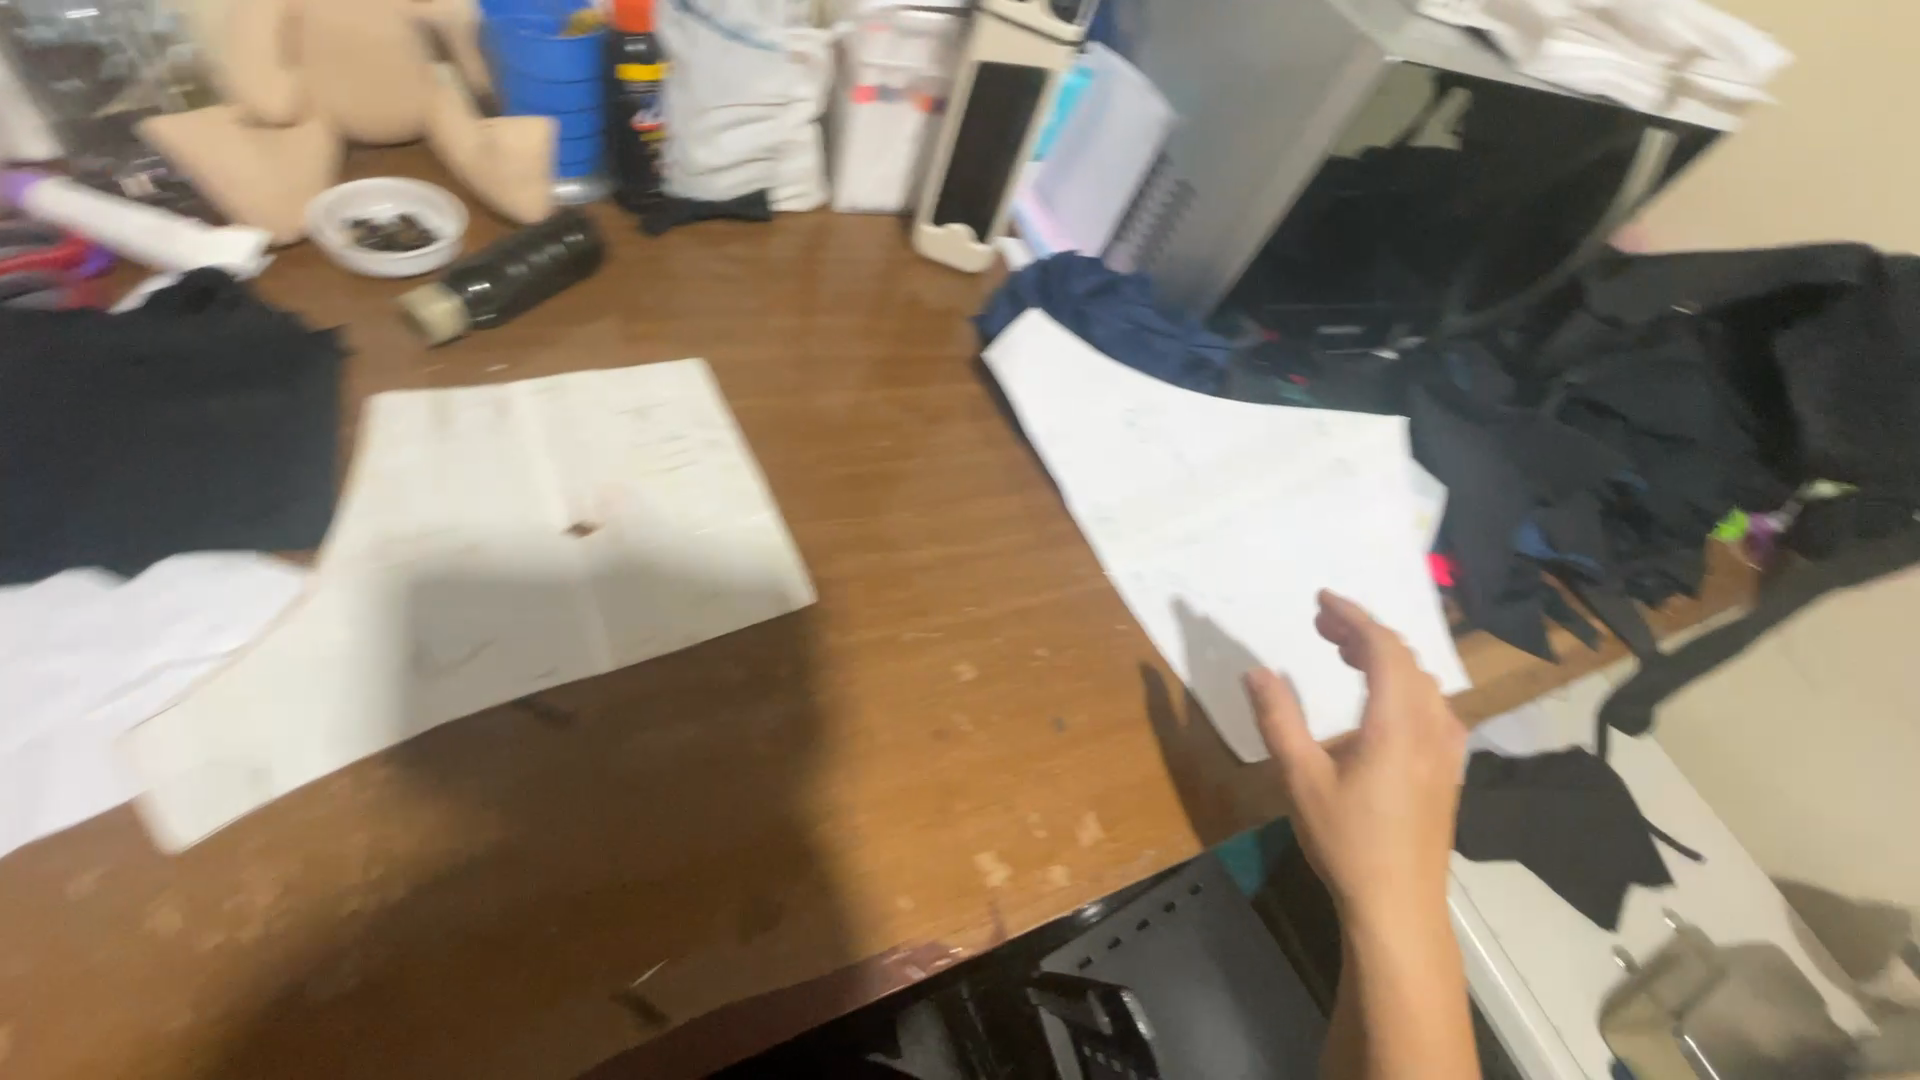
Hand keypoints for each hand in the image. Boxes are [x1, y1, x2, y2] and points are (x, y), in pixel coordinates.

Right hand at [1243, 590, 1466, 931]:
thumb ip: (1278, 719)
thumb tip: (1257, 671)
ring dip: (1384, 657)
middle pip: (1407, 659)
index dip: (1354, 616)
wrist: (1398, 906)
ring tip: (1342, 653)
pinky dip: (1402, 683)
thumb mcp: (1299, 778)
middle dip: (1364, 632)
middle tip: (1321, 623)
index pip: (1385, 650)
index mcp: (1397, 725)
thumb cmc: (1346, 841)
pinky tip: (1378, 701)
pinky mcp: (1448, 770)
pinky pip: (1432, 705)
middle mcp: (1432, 728)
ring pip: (1423, 682)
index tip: (1321, 599)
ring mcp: (1446, 751)